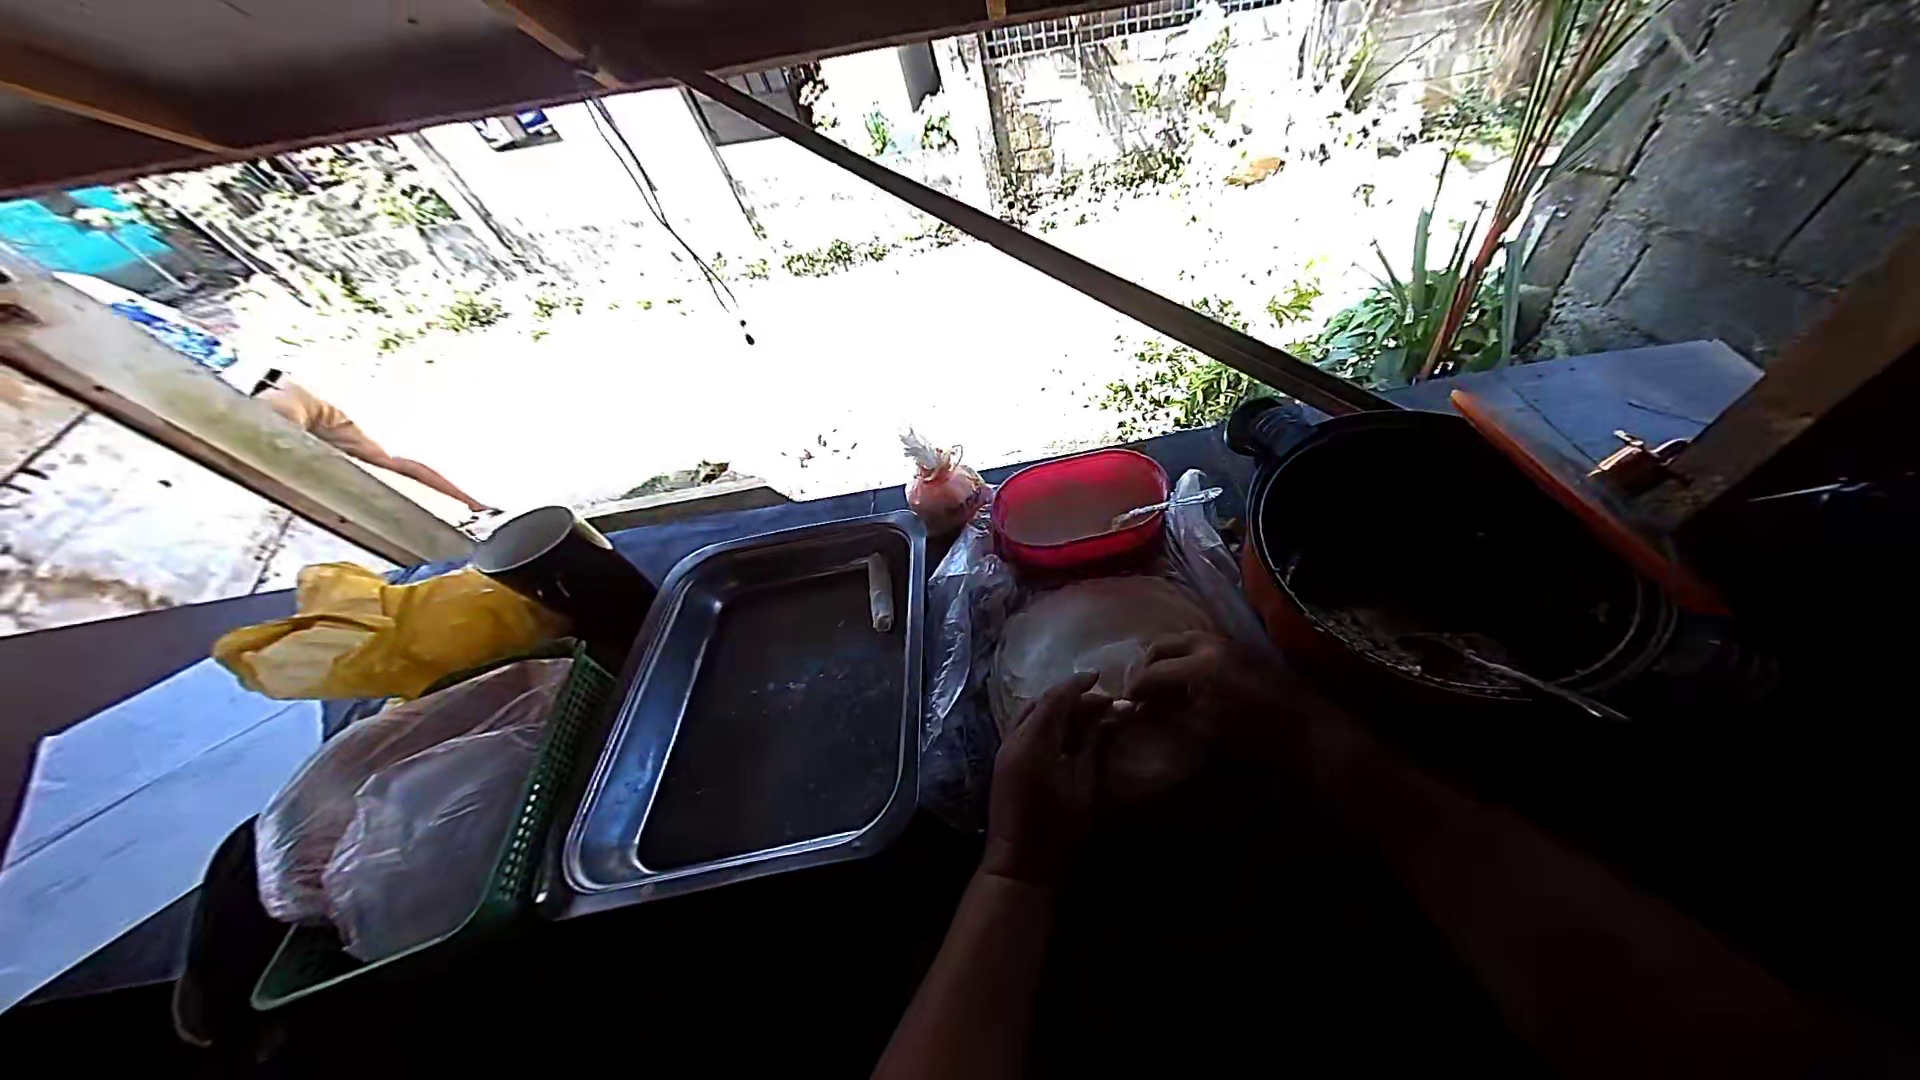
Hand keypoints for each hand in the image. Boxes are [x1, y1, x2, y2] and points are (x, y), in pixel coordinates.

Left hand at [982, 672, 1114, 886]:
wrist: (1018, 865)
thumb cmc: (1057, 833)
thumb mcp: (1082, 788)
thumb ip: (1091, 748)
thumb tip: (1106, 719)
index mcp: (1033, 743)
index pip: (1055, 699)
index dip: (1078, 685)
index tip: (1100, 678)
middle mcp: (1013, 739)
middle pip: (1041, 703)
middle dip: (1070, 697)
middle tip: (1100, 703)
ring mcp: (1005, 750)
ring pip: (1029, 713)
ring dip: (1055, 707)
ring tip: (1086, 713)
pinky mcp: (1004, 761)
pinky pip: (1023, 728)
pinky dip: (1044, 721)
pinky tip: (1065, 730)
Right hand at [1120, 632, 1295, 745]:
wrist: (1311, 731)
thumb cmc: (1257, 736)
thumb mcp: (1206, 730)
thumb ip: (1169, 715)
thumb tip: (1140, 710)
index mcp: (1200, 665)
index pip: (1153, 672)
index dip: (1136, 688)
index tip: (1126, 703)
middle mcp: (1210, 644)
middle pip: (1161, 646)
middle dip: (1146, 667)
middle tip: (1141, 691)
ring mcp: (1227, 643)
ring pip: (1181, 641)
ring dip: (1166, 660)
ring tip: (1163, 686)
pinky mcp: (1240, 649)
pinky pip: (1200, 645)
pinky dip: (1185, 658)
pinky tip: (1189, 683)